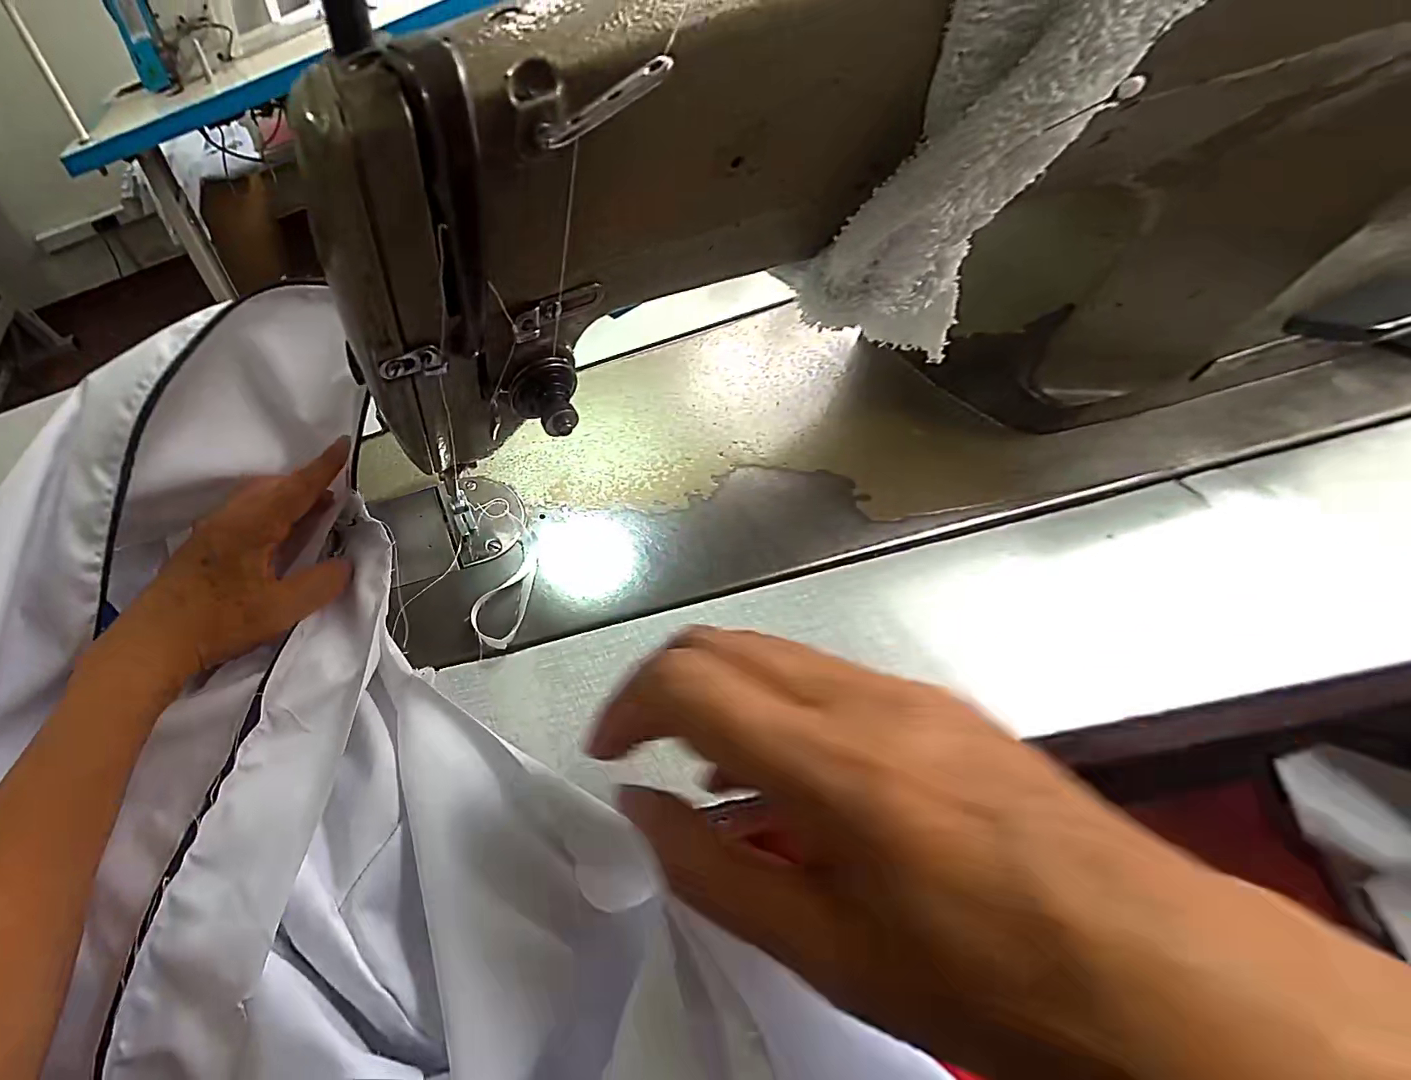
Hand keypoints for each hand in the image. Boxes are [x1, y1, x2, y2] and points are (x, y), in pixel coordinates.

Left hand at [83, 440, 353, 688]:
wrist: (155, 640)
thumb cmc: (218, 622)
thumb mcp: (280, 610)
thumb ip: (319, 585)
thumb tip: (344, 566)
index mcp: (252, 525)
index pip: (296, 488)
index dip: (323, 467)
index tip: (343, 443)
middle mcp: (230, 517)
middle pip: (274, 487)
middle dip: (306, 484)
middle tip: (334, 496)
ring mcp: (212, 527)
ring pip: (256, 497)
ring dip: (286, 498)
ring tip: (310, 514)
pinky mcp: (202, 542)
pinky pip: (244, 510)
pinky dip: (269, 510)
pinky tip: (276, 535)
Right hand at [587, 628, 1410, 1079]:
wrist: (1182, 980)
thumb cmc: (992, 981)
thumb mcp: (825, 950)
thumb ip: (709, 869)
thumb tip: (640, 809)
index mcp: (832, 764)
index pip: (686, 680)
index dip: (626, 707)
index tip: (608, 750)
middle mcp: (862, 701)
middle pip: (716, 642)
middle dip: (656, 685)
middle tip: (638, 745)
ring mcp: (903, 692)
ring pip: (762, 648)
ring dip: (710, 688)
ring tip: (702, 761)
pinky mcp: (934, 701)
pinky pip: (815, 671)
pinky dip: (764, 697)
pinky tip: (781, 764)